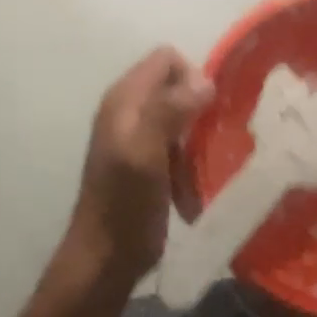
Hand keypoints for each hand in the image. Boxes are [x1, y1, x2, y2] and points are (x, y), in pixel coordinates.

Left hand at [68, 47, 213, 281]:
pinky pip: (181, 151)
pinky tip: (190, 197)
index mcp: (124, 99)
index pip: (166, 59)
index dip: (193, 77)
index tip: (206, 113)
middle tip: (210, 146)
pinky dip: (189, 170)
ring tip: (199, 177)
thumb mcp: (145, 153)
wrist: (106, 257)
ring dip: (196, 149)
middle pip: (178, 89)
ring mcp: (138, 139)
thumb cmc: (124, 204)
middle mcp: (130, 111)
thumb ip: (168, 111)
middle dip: (199, 116)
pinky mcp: (149, 165)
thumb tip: (204, 80)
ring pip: (184, 122)